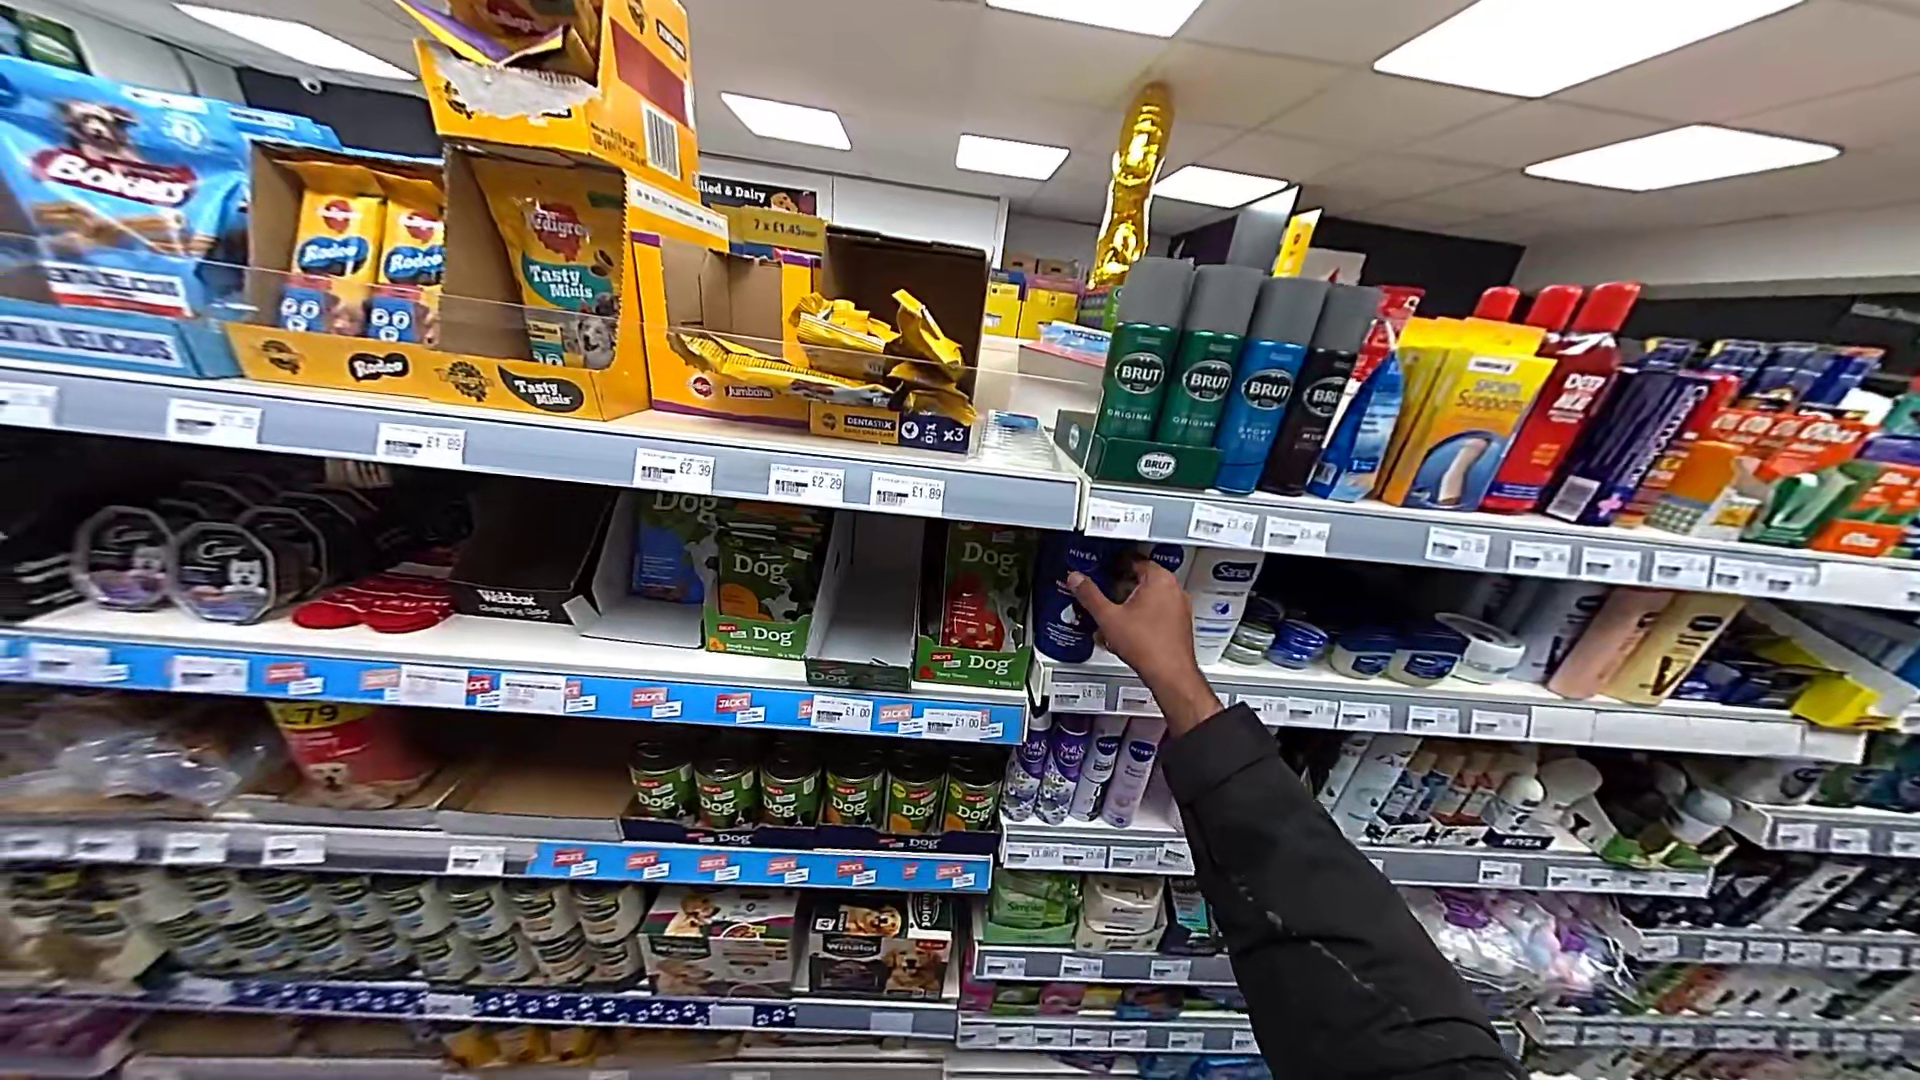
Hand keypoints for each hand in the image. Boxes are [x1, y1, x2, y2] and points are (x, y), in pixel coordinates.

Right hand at [1067, 554, 1221, 735]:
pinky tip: (1127, 627)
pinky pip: (1158, 610)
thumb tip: (1076, 579)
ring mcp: (1179, 607)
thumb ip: (1089, 595)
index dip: (1115, 563)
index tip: (1104, 566)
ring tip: (1113, 611)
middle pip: (1142, 578)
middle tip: (1105, 589)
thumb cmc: (1147, 646)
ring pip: (1150, 595)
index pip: (1135, 560)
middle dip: (1121, 584)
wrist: (1170, 674)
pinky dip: (1142, 614)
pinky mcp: (1179, 623)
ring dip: (1131, 600)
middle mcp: (1174, 590)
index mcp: (1159, 580)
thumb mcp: (1108, 617)